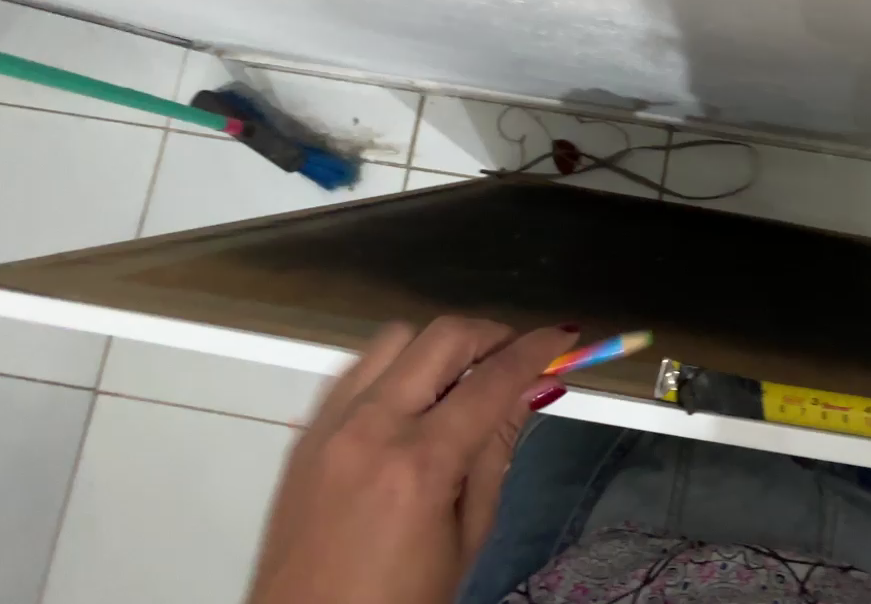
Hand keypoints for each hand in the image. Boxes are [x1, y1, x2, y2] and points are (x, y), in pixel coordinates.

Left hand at [247, 318, 579, 603]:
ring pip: (398, 337)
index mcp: (419, 464)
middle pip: (444, 336)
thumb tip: (528, 388)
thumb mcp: (467, 535)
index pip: (493, 380)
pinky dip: (397, 366)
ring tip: (461, 380)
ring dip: (440, 347)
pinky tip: (413, 400)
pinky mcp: (306, 432)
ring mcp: (330, 424)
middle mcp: (371, 427)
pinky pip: (360, 367)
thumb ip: (496, 449)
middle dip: (491, 335)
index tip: (564, 336)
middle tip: (515, 358)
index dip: (537, 349)